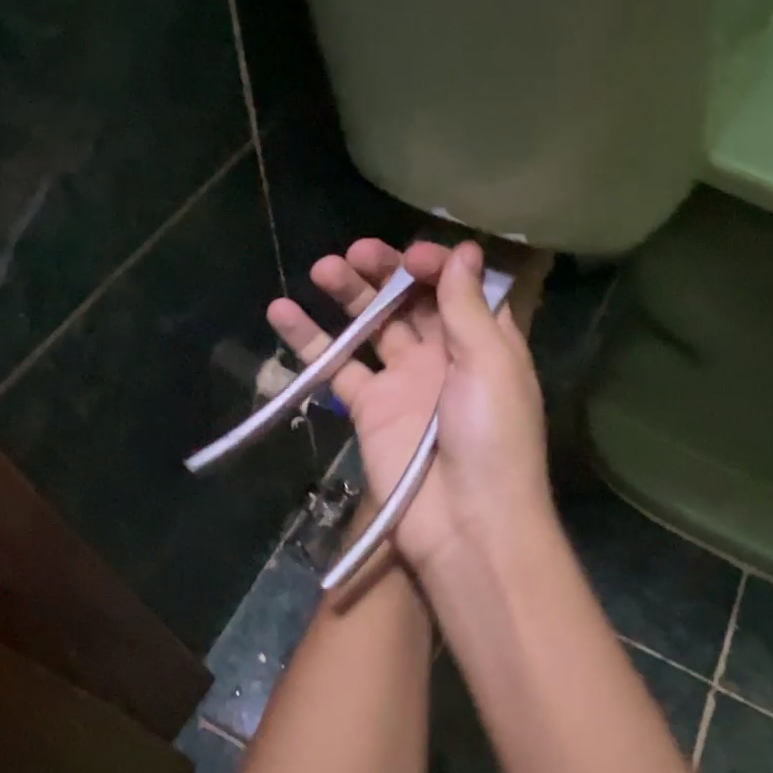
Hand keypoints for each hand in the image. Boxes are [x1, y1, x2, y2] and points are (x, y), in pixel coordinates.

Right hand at [266, 239, 551, 571]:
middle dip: (386, 271)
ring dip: (349, 296)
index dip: (435, 264)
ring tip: (321, 269)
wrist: (466, 522)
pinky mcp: (369, 409)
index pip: (458, 286)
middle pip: (412, 301)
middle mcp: (445, 355)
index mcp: (485, 341)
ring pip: (373, 326)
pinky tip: (281, 310)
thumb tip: (463, 250)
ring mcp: (404, 381)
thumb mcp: (491, 363)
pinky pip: (337, 366)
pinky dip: (310, 340)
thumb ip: (469, 306)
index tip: (409, 257)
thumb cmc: (491, 435)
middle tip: (355, 253)